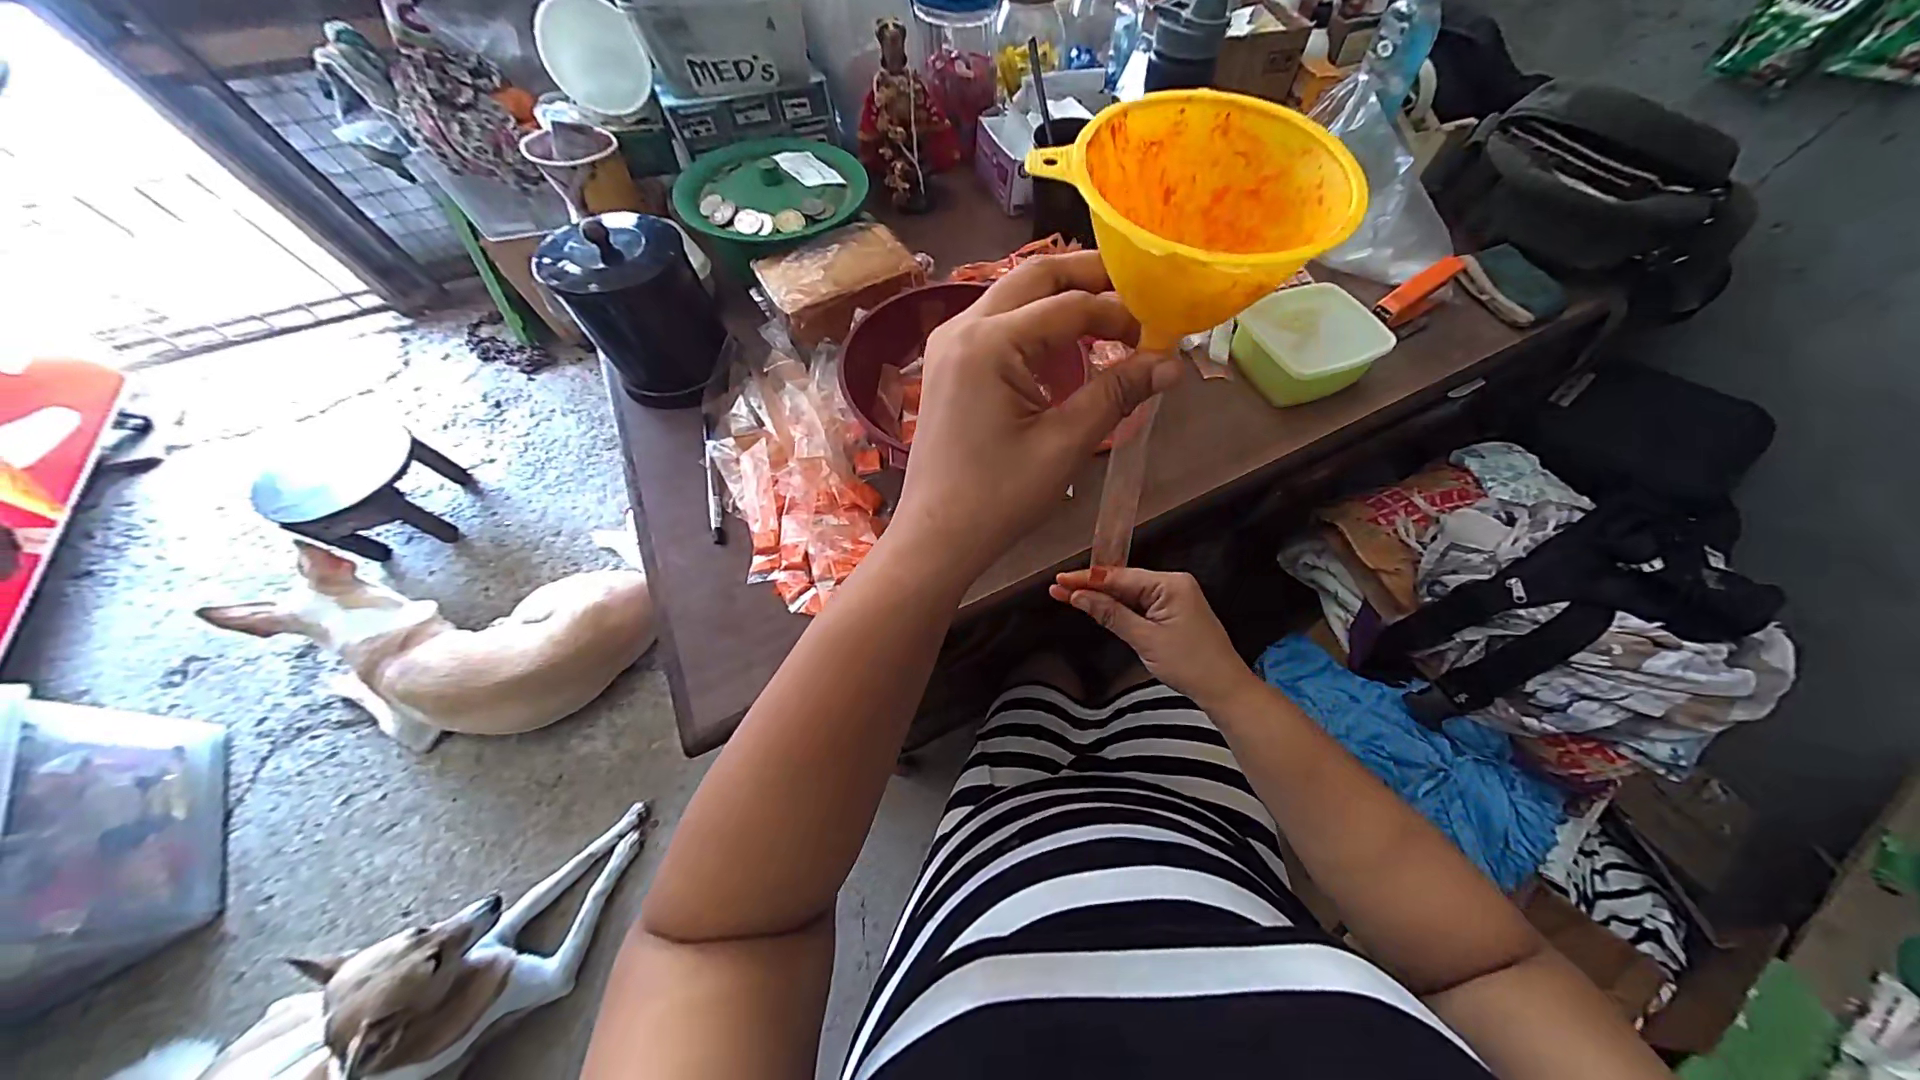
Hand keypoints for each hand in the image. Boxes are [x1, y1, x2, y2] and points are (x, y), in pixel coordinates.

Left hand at [887, 252, 1184, 583]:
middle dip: (1090, 280)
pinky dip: (1035, 328)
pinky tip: (1065, 355)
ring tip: (1109, 324)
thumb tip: (1172, 362)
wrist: (936, 537)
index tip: (1160, 332)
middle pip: (1035, 278)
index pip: (1070, 304)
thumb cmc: (997, 498)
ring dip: (1062, 302)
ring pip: (1014, 297)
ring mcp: (949, 345)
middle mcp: (962, 328)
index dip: (1122, 313)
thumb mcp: (1064, 444)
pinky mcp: (947, 366)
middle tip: (1138, 297)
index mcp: (988, 343)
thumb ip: (1117, 393)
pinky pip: (997, 326)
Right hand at [1051, 567, 1265, 711]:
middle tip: (1057, 588)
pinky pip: (1139, 603)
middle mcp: (1173, 584)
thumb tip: (1080, 597)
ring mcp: (1174, 597)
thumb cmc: (1191, 664)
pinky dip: (1117, 607)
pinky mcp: (1172, 611)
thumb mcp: (1145, 639)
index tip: (1060, 580)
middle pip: (1123, 581)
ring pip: (1129, 593)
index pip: (1119, 577)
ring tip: (1068, 595)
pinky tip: (1096, 606)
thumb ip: (1111, 614)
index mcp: (1171, 584)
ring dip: (1101, 597)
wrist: (1225, 689)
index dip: (1087, 579)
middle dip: (1090, 586)